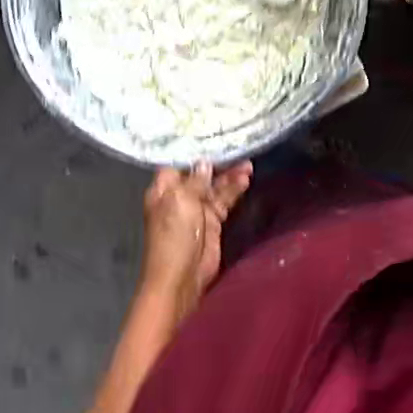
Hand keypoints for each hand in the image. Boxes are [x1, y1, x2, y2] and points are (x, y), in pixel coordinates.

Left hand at [140, 161, 252, 309]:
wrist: (181, 277)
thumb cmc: (173, 235)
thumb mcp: (181, 202)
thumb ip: (195, 181)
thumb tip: (204, 163)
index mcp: (164, 188)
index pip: (179, 162)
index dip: (194, 151)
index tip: (212, 135)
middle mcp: (180, 195)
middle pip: (200, 173)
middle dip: (217, 162)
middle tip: (236, 147)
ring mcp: (197, 209)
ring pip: (215, 186)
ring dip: (230, 176)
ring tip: (248, 164)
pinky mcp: (213, 222)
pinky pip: (224, 201)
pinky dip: (234, 190)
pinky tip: (246, 179)